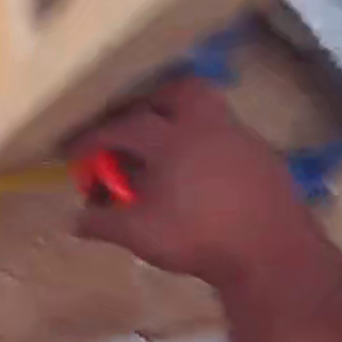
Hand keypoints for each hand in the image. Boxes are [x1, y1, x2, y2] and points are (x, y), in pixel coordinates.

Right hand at [67, 77, 340, 290]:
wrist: (267, 249)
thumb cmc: (193, 236)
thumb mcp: (134, 233)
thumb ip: (100, 222)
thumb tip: (74, 221)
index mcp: (175, 140)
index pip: (126, 126)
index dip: (94, 138)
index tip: (75, 153)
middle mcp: (209, 127)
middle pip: (178, 92)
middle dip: (146, 106)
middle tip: (126, 132)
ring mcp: (239, 138)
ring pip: (203, 112)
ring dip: (174, 126)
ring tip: (153, 159)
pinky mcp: (257, 156)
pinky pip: (219, 137)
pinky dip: (194, 148)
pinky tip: (184, 179)